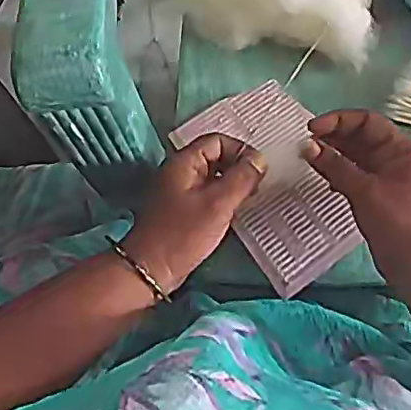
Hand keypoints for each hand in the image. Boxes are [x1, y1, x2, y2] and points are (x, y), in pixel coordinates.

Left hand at [123, 134, 266, 290]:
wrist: (152, 268)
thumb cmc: (182, 234)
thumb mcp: (218, 204)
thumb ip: (241, 178)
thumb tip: (259, 159)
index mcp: (184, 161)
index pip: (217, 140)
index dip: (240, 150)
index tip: (258, 169)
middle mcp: (180, 171)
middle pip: (215, 156)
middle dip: (238, 167)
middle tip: (256, 186)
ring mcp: (180, 190)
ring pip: (213, 177)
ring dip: (232, 185)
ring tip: (248, 200)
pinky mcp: (182, 209)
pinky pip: (207, 194)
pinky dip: (222, 199)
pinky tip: (233, 213)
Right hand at [302, 110, 410, 281]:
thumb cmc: (402, 224)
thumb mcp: (366, 192)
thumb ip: (335, 166)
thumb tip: (308, 147)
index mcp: (401, 150)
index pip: (367, 121)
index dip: (338, 120)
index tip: (310, 129)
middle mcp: (396, 160)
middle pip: (361, 138)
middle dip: (332, 137)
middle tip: (304, 143)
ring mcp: (388, 180)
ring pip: (356, 158)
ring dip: (333, 156)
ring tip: (308, 158)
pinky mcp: (380, 199)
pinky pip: (356, 176)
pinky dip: (338, 174)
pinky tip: (324, 179)